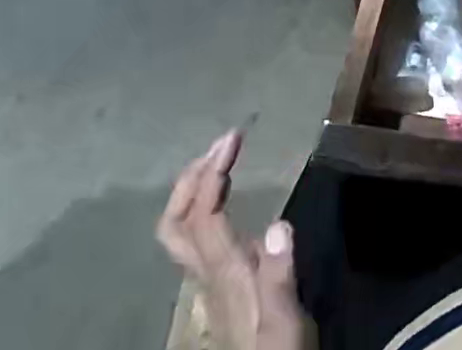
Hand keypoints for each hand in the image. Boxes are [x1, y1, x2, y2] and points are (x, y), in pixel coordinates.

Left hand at [155, 131, 306, 349]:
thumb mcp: (286, 321)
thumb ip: (279, 276)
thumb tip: (279, 225)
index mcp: (224, 272)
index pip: (203, 215)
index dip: (212, 173)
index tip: (233, 139)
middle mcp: (208, 271)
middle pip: (175, 222)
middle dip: (191, 177)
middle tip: (221, 144)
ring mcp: (210, 277)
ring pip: (180, 229)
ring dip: (193, 188)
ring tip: (220, 158)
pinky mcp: (219, 280)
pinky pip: (198, 233)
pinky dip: (205, 203)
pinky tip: (228, 195)